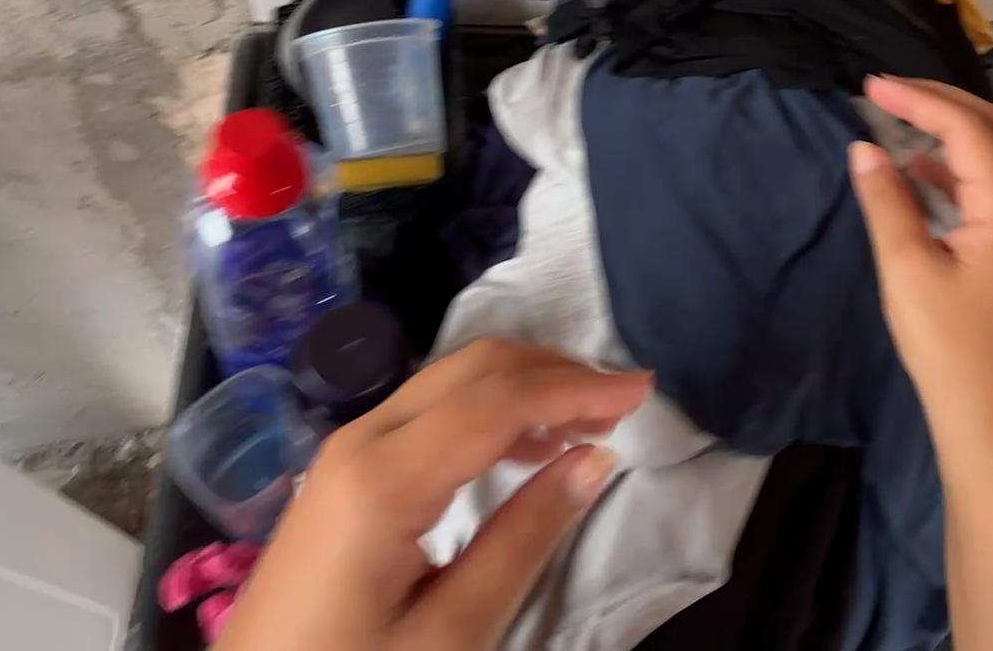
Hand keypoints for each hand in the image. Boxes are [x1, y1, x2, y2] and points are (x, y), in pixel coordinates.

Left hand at [217, 339, 653, 650]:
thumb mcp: (448, 636)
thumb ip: (525, 537)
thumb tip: (596, 458)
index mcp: (385, 476)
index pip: (500, 401)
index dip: (577, 387)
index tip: (642, 389)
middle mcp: (365, 436)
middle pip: (476, 368)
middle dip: (556, 371)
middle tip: (621, 398)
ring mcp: (352, 445)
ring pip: (455, 378)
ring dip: (527, 383)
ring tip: (588, 417)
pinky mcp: (350, 464)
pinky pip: (434, 408)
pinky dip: (491, 407)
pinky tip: (528, 441)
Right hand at [848, 76, 992, 403]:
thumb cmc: (949, 345)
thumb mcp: (907, 269)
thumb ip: (886, 202)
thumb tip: (864, 149)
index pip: (967, 130)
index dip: (919, 100)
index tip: (871, 87)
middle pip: (991, 130)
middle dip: (938, 101)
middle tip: (884, 92)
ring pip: (991, 155)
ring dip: (946, 129)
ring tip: (895, 118)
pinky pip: (984, 186)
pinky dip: (949, 165)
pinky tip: (914, 170)